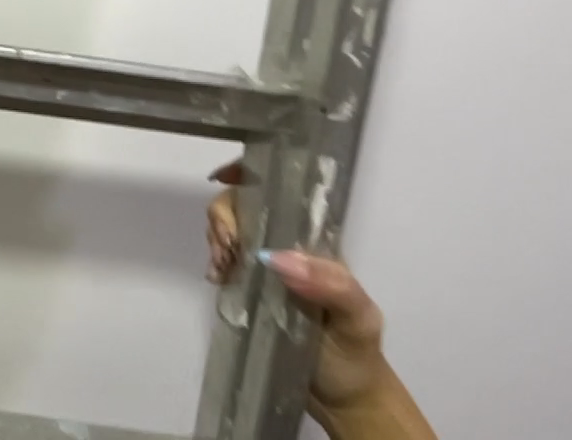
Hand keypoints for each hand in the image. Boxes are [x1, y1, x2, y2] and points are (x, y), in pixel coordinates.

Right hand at [205, 163, 388, 406]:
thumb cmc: (355, 351)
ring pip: (228, 226)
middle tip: (226, 250)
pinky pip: (222, 257)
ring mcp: (265, 263)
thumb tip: (277, 257)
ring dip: (217, 238)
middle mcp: (286, 241)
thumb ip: (330, 284)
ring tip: (223, 270)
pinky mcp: (249, 284)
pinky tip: (218, 279)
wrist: (342, 398)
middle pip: (244, 202)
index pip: (282, 187)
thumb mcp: (357, 318)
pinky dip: (214, 260)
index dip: (249, 172)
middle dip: (224, 216)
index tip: (223, 178)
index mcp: (314, 238)